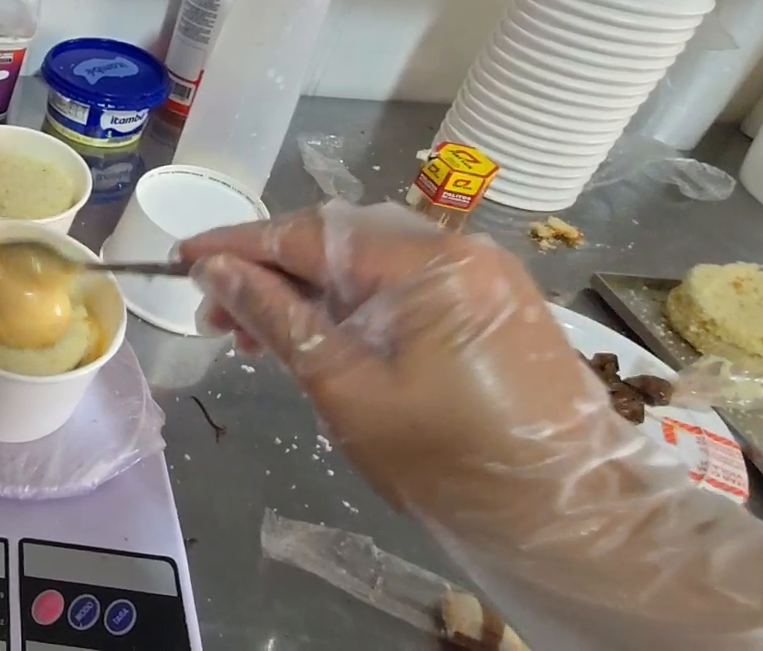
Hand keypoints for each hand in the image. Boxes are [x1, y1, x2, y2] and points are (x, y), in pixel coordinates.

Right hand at [178, 201, 621, 528]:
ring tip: (256, 334)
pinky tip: (315, 334)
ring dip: (301, 290)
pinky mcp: (485, 301)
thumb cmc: (448, 461)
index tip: (182, 256)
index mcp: (425, 263)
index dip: (236, 244)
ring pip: (359, 262)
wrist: (579, 527)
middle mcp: (455, 250)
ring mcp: (476, 273)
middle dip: (265, 272)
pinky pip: (393, 282)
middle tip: (216, 314)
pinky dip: (344, 302)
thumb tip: (212, 268)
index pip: (306, 235)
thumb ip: (273, 315)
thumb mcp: (342, 387)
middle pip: (332, 241)